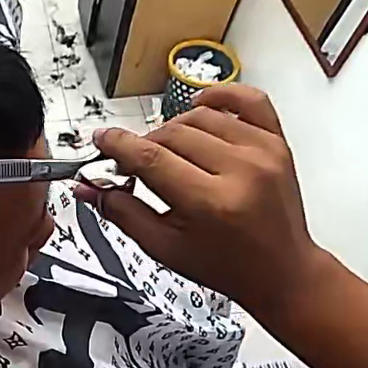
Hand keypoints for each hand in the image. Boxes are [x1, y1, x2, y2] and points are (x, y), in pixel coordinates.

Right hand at [72, 84, 335, 322]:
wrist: (279, 271)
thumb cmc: (226, 266)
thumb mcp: (164, 248)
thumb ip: (122, 212)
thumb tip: (88, 187)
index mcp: (210, 204)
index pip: (151, 159)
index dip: (118, 146)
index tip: (102, 141)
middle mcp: (241, 172)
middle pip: (171, 135)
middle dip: (143, 146)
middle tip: (131, 163)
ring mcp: (262, 153)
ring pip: (199, 118)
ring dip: (172, 130)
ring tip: (165, 153)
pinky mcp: (277, 143)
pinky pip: (249, 100)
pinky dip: (220, 97)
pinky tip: (201, 108)